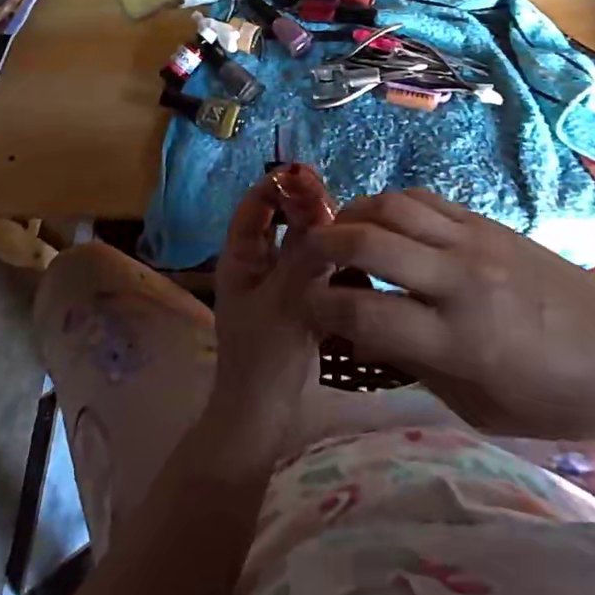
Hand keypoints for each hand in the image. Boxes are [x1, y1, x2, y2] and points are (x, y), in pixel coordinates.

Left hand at [206, 166, 335, 444]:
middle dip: (306, 210)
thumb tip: (325, 208)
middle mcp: (255, 266)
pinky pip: (312, 273)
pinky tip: (354, 263)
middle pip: (279, 223)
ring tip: (352, 228)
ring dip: (320, 236)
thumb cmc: (264, 357)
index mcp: (239, 258)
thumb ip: (306, 253)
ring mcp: (275, 287)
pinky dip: (329, 263)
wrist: (263, 419)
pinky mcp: (295, 307)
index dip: (277, 186)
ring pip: (299, 248)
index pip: (254, 205)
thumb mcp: (287, 299)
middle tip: (341, 205)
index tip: (311, 176)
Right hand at [296, 189, 594, 442]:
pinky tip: (382, 222)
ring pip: (391, 207)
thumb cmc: (560, 399)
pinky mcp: (488, 223)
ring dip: (352, 215)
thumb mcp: (481, 407)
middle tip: (307, 262)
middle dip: (322, 248)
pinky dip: (390, 204)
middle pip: (368, 241)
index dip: (320, 308)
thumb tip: (365, 333)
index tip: (305, 310)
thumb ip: (418, 365)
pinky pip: (424, 200)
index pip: (364, 311)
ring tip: (339, 233)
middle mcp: (461, 280)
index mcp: (461, 339)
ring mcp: (476, 242)